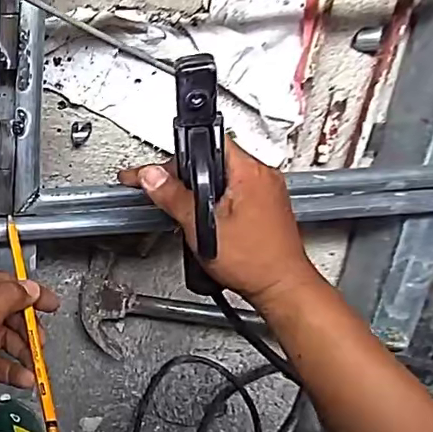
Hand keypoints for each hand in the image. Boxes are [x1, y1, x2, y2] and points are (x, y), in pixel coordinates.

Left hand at [0, 272, 60, 426]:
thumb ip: (10, 298)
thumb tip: (29, 287)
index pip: (2, 284)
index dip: (29, 293)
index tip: (49, 304)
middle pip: (5, 313)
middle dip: (26, 327)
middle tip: (39, 339)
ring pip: (2, 340)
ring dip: (22, 352)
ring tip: (33, 363)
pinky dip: (11, 370)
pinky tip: (22, 378)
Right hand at [118, 134, 323, 308]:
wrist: (280, 288)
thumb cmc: (254, 262)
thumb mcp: (201, 226)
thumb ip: (173, 196)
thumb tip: (152, 176)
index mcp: (250, 172)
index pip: (206, 143)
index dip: (175, 154)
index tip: (154, 167)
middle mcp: (262, 176)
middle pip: (210, 160)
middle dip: (181, 175)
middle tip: (159, 190)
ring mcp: (265, 190)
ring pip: (219, 177)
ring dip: (195, 189)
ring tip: (181, 208)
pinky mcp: (263, 205)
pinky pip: (231, 191)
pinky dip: (212, 200)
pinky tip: (202, 219)